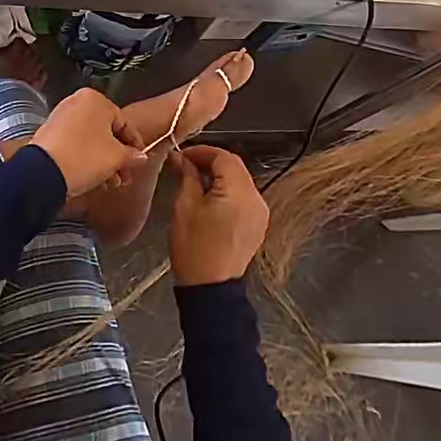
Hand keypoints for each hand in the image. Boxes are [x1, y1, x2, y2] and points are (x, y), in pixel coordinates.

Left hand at [29, 89, 147, 196]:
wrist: (43, 173)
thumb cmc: (84, 157)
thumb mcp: (116, 158)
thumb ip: (132, 156)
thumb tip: (141, 157)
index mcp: (95, 100)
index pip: (124, 123)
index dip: (135, 145)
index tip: (140, 160)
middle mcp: (77, 103)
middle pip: (106, 132)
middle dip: (118, 156)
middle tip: (125, 175)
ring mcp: (61, 117)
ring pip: (91, 139)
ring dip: (104, 160)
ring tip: (110, 182)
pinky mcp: (49, 133)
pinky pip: (75, 143)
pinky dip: (86, 157)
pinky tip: (93, 177)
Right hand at [169, 146, 268, 285]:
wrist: (210, 288)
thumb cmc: (194, 248)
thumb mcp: (185, 206)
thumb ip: (187, 175)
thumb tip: (181, 158)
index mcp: (239, 192)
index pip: (224, 157)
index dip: (202, 152)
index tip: (182, 155)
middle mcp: (256, 199)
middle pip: (235, 167)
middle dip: (210, 162)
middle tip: (185, 165)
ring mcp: (259, 213)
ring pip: (239, 182)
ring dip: (219, 177)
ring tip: (194, 182)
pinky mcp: (257, 225)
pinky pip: (243, 198)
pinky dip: (227, 192)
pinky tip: (209, 199)